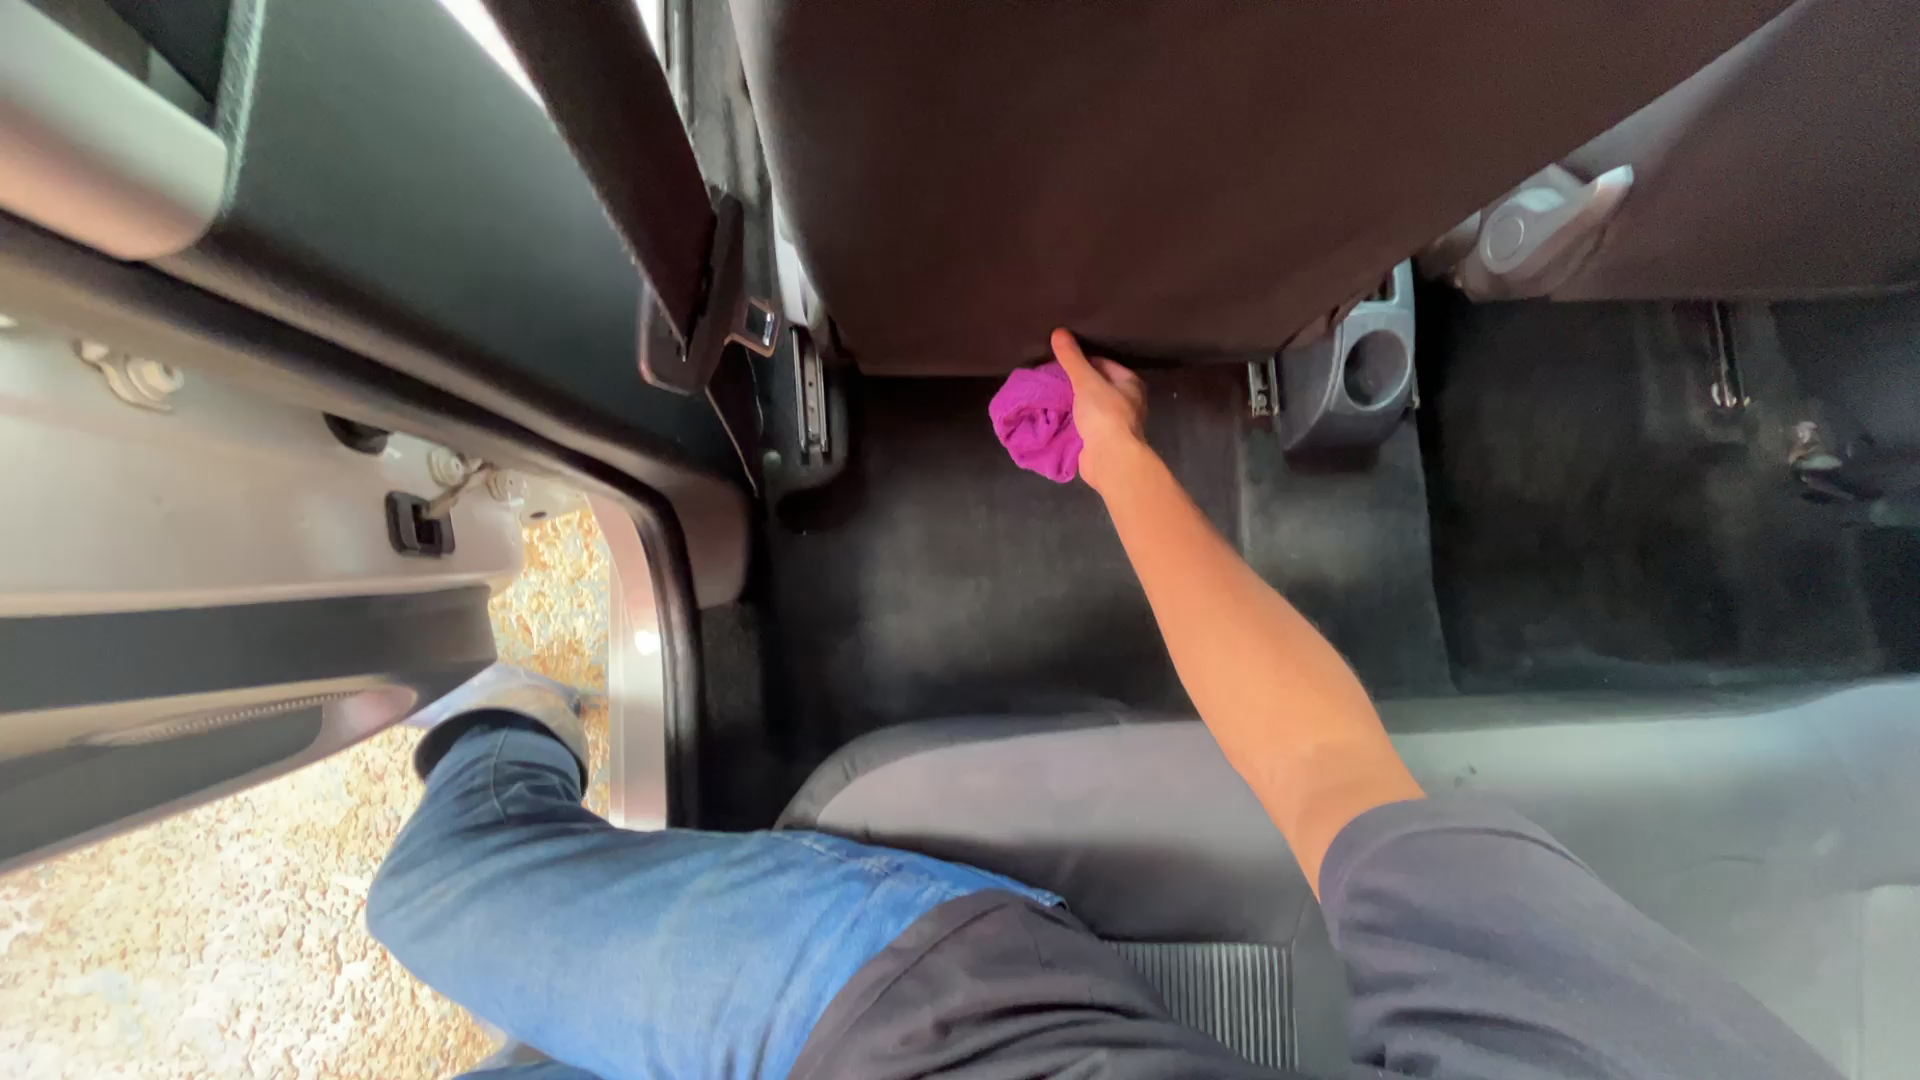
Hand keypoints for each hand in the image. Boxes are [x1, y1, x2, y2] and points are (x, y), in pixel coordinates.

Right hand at [1052, 328, 1149, 495]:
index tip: (1059, 362)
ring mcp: (1115, 422)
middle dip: (1074, 383)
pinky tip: (1056, 417)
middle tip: (1051, 378)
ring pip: (1089, 405)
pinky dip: (1072, 421)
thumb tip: (1058, 332)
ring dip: (1072, 403)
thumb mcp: (1086, 381)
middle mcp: (1127, 401)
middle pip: (1096, 385)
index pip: (1103, 363)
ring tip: (1050, 396)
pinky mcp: (1103, 440)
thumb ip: (1072, 359)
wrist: (1110, 459)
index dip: (1081, 361)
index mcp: (1130, 382)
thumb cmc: (1104, 415)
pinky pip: (1084, 424)